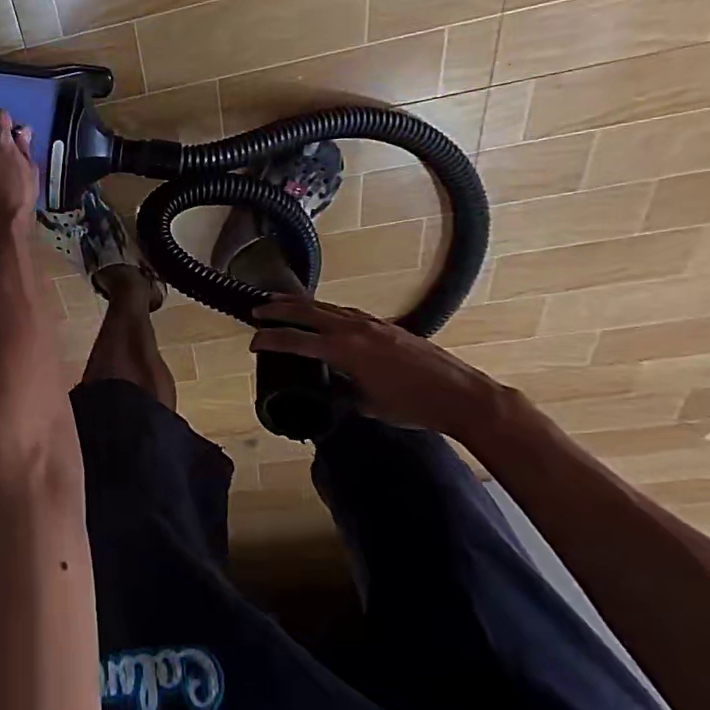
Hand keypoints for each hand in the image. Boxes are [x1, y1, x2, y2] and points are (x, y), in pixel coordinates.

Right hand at [249, 294, 505, 433]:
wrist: (457, 393)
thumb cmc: (412, 406)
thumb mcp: (369, 406)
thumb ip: (344, 395)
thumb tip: (330, 392)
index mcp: (346, 351)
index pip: (298, 340)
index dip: (271, 339)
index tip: (252, 342)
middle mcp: (355, 329)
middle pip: (309, 311)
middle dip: (280, 308)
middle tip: (257, 308)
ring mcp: (373, 324)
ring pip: (329, 307)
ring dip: (304, 305)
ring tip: (283, 303)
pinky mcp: (386, 326)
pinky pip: (348, 312)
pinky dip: (329, 311)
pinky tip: (325, 315)